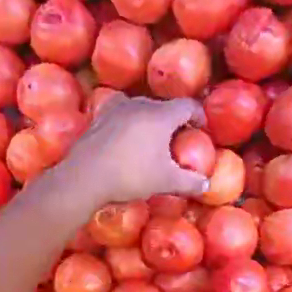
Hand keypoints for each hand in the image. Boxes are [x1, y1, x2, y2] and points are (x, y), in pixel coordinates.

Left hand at [49, 95, 208, 210]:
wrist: (84, 177)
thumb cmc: (130, 175)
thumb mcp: (165, 181)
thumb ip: (189, 182)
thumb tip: (206, 186)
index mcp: (160, 115)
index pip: (188, 106)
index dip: (198, 115)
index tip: (201, 128)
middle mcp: (139, 104)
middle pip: (164, 106)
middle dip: (174, 119)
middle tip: (177, 138)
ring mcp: (116, 109)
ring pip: (140, 107)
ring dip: (150, 119)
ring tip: (151, 138)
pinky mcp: (98, 118)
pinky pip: (119, 114)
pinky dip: (128, 122)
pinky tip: (125, 139)